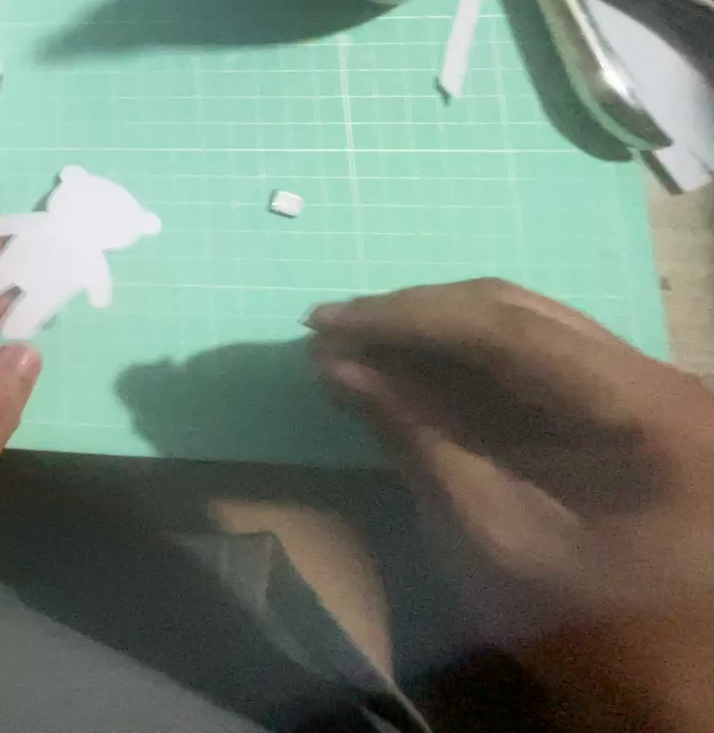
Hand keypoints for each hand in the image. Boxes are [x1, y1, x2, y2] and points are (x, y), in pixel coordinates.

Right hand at [306, 279, 713, 649]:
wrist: (681, 687)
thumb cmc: (588, 623)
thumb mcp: (486, 531)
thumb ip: (413, 435)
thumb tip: (333, 364)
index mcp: (650, 415)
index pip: (509, 329)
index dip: (404, 317)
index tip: (321, 323)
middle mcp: (662, 384)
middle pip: (513, 312)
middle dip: (408, 315)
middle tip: (327, 330)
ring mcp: (647, 392)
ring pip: (516, 322)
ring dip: (424, 327)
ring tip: (351, 342)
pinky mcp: (622, 408)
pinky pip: (524, 354)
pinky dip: (451, 351)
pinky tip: (398, 364)